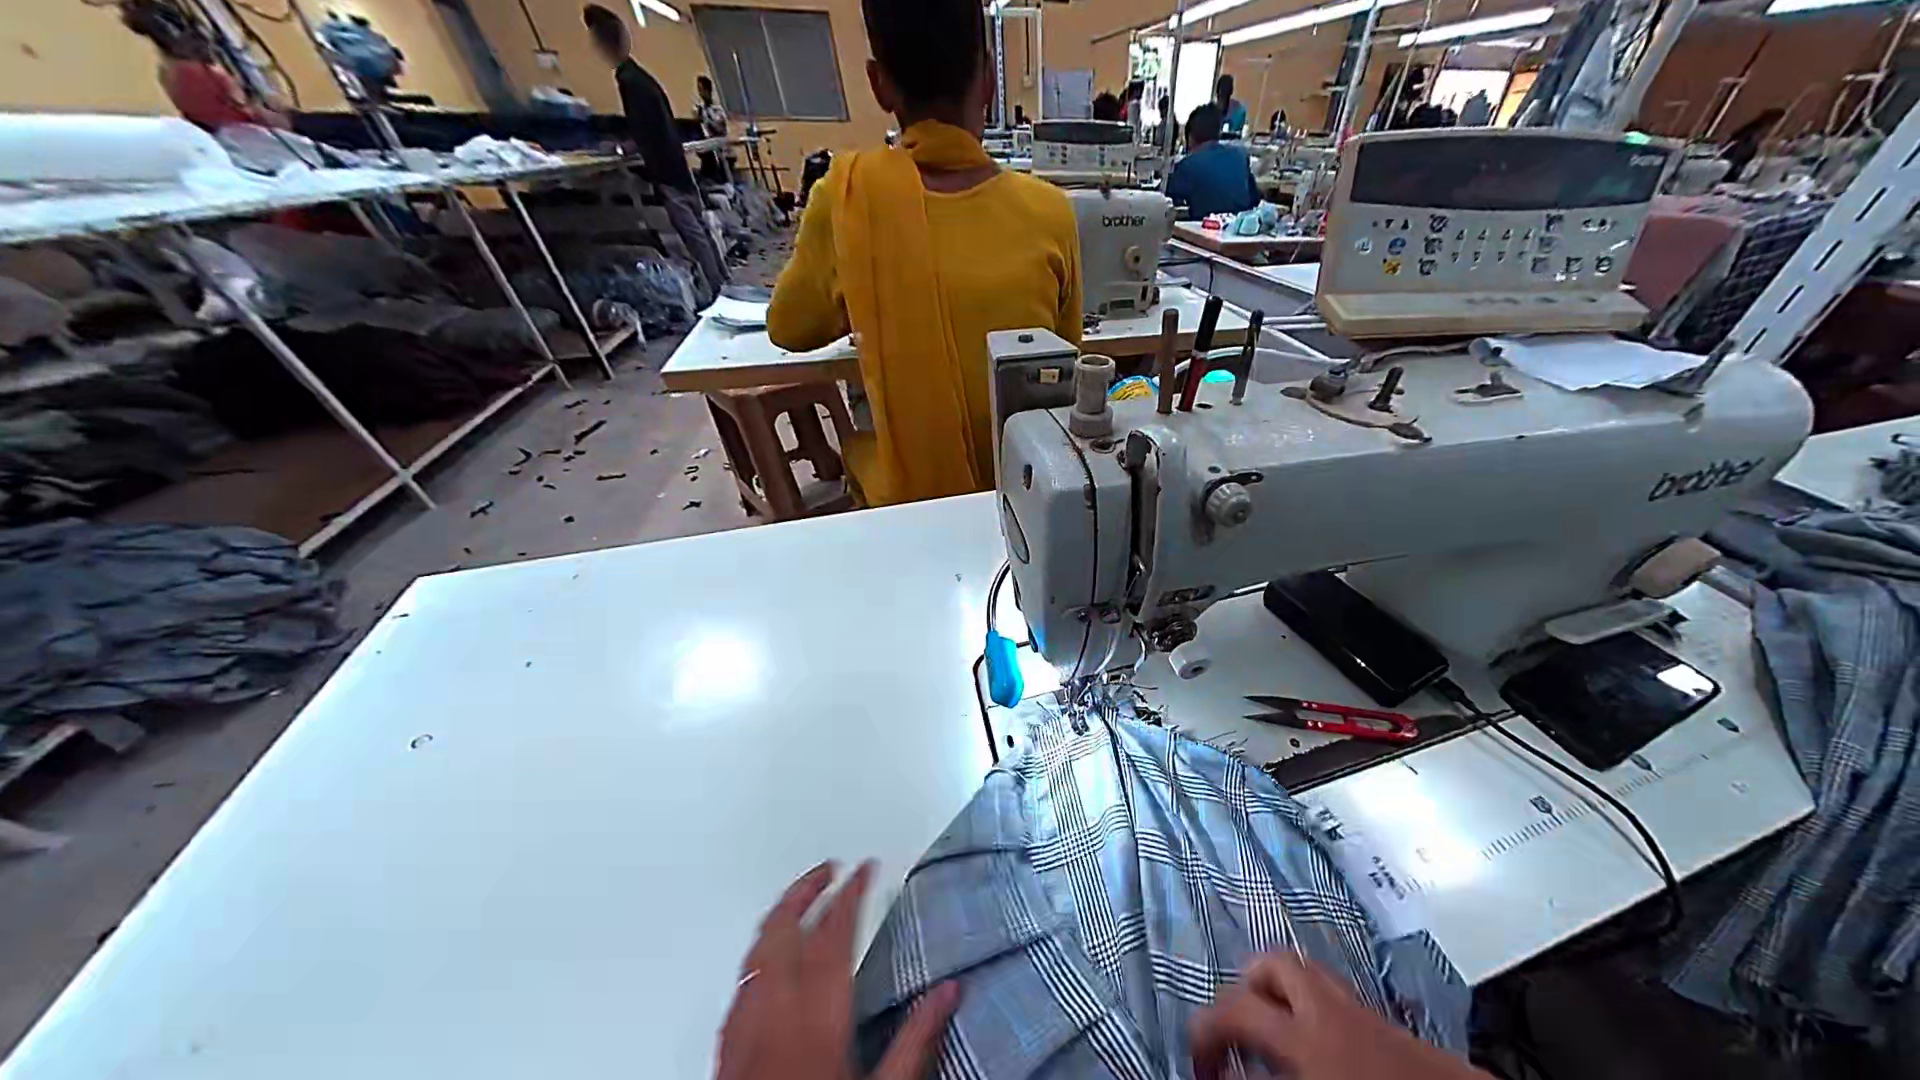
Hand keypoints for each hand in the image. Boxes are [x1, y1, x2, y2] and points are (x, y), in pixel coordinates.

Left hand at [716, 861, 960, 1079]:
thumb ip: (916, 1037)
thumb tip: (949, 992)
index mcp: (820, 1013)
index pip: (835, 930)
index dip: (851, 891)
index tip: (864, 868)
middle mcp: (777, 1009)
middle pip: (786, 926)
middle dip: (807, 887)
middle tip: (830, 867)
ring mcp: (746, 1024)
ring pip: (758, 947)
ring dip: (780, 912)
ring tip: (799, 895)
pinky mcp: (726, 1043)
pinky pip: (741, 978)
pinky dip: (759, 950)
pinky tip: (767, 954)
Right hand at [1189, 952, 1487, 1079]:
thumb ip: (1262, 1077)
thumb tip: (1226, 1072)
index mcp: (1305, 1035)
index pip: (1233, 1010)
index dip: (1205, 1031)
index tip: (1198, 1061)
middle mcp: (1331, 1010)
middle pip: (1272, 966)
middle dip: (1245, 991)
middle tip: (1239, 1033)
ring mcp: (1366, 1014)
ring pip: (1310, 974)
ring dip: (1283, 994)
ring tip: (1276, 1035)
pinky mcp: (1398, 1030)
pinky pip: (1342, 1000)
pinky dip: (1319, 1013)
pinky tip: (1324, 1050)